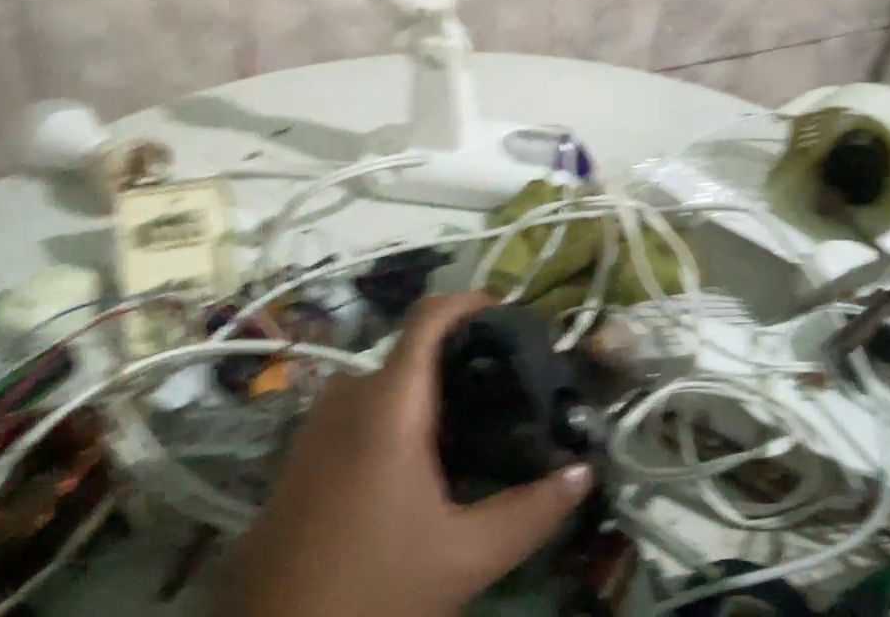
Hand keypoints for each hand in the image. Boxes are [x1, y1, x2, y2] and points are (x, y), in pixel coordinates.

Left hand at [222, 293, 594, 616]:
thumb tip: (584, 472)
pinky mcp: (306, 448)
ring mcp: (320, 420)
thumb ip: (530, 512)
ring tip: (482, 421)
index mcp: (387, 403)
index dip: (473, 301)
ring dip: (434, 389)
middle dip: (466, 357)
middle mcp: (349, 394)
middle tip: (515, 386)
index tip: (515, 318)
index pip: (430, 317)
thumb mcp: (463, 558)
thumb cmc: (370, 587)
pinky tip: (430, 457)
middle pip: (415, 349)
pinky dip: (403, 411)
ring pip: (389, 380)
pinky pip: (365, 406)